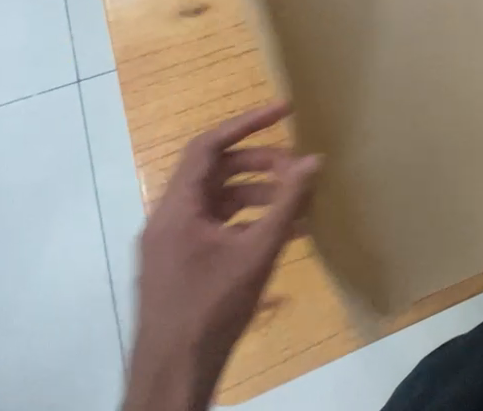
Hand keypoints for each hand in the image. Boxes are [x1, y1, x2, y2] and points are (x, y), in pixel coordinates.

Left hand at [124, 102, 319, 410]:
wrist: (173, 372)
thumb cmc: (213, 306)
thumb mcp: (259, 250)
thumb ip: (288, 202)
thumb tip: (314, 159)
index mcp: (176, 211)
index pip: (206, 148)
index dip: (246, 124)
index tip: (286, 110)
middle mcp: (167, 220)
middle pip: (215, 172)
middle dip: (262, 163)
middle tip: (301, 169)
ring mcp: (172, 243)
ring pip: (218, 199)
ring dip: (260, 192)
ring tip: (298, 201)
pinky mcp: (181, 262)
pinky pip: (218, 224)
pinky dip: (250, 218)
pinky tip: (284, 231)